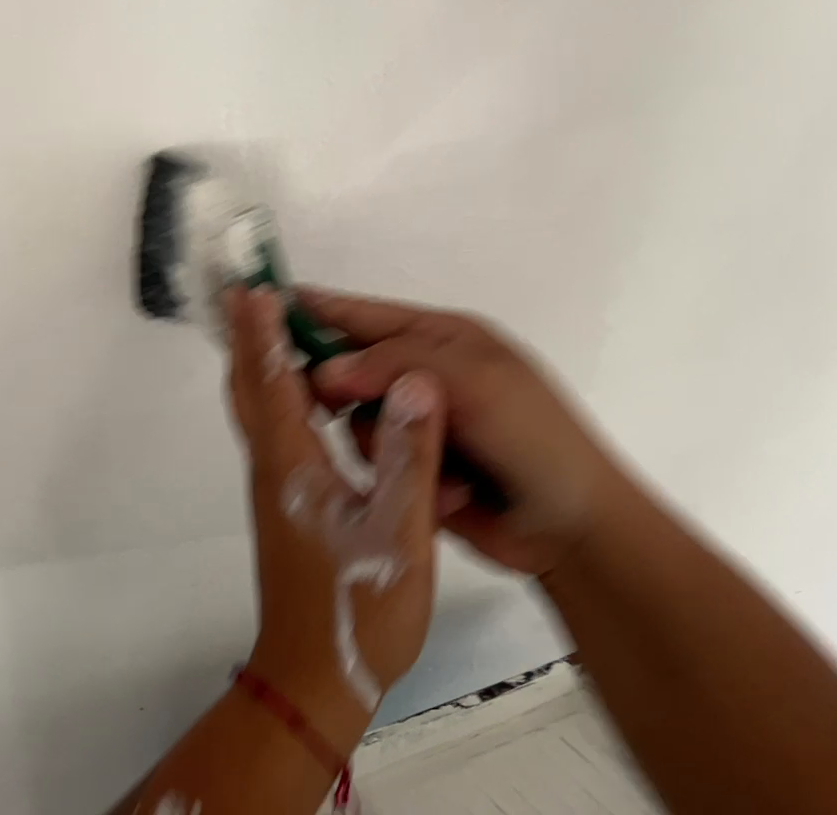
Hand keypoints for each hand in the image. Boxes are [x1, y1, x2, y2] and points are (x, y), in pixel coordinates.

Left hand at [224, 286, 445, 732]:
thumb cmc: (359, 605)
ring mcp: (272, 488)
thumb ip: (410, 457)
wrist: (315, 671)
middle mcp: (272, 468)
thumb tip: (416, 384)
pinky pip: (270, 434)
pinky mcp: (282, 505)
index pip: (274, 381)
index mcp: (294, 465)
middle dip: (246, 339)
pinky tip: (300, 402)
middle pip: (248, 389)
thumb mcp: (401, 533)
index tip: (254, 289)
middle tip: (247, 298)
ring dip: (255, 366)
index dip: (264, 333)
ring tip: (268, 333)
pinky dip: (273, 399)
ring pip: (253, 411)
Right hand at [298, 287, 623, 575]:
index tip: (259, 306)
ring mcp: (414, 424)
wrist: (576, 530)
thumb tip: (324, 373)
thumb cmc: (533, 438)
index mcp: (440, 338)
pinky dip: (403, 477)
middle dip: (340, 392)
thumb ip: (393, 364)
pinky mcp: (410, 468)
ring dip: (387, 446)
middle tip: (327, 408)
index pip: (360, 315)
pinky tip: (446, 492)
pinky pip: (373, 462)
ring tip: (433, 467)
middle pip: (345, 369)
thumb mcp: (472, 382)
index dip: (312, 308)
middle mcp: (419, 376)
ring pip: (354, 422)